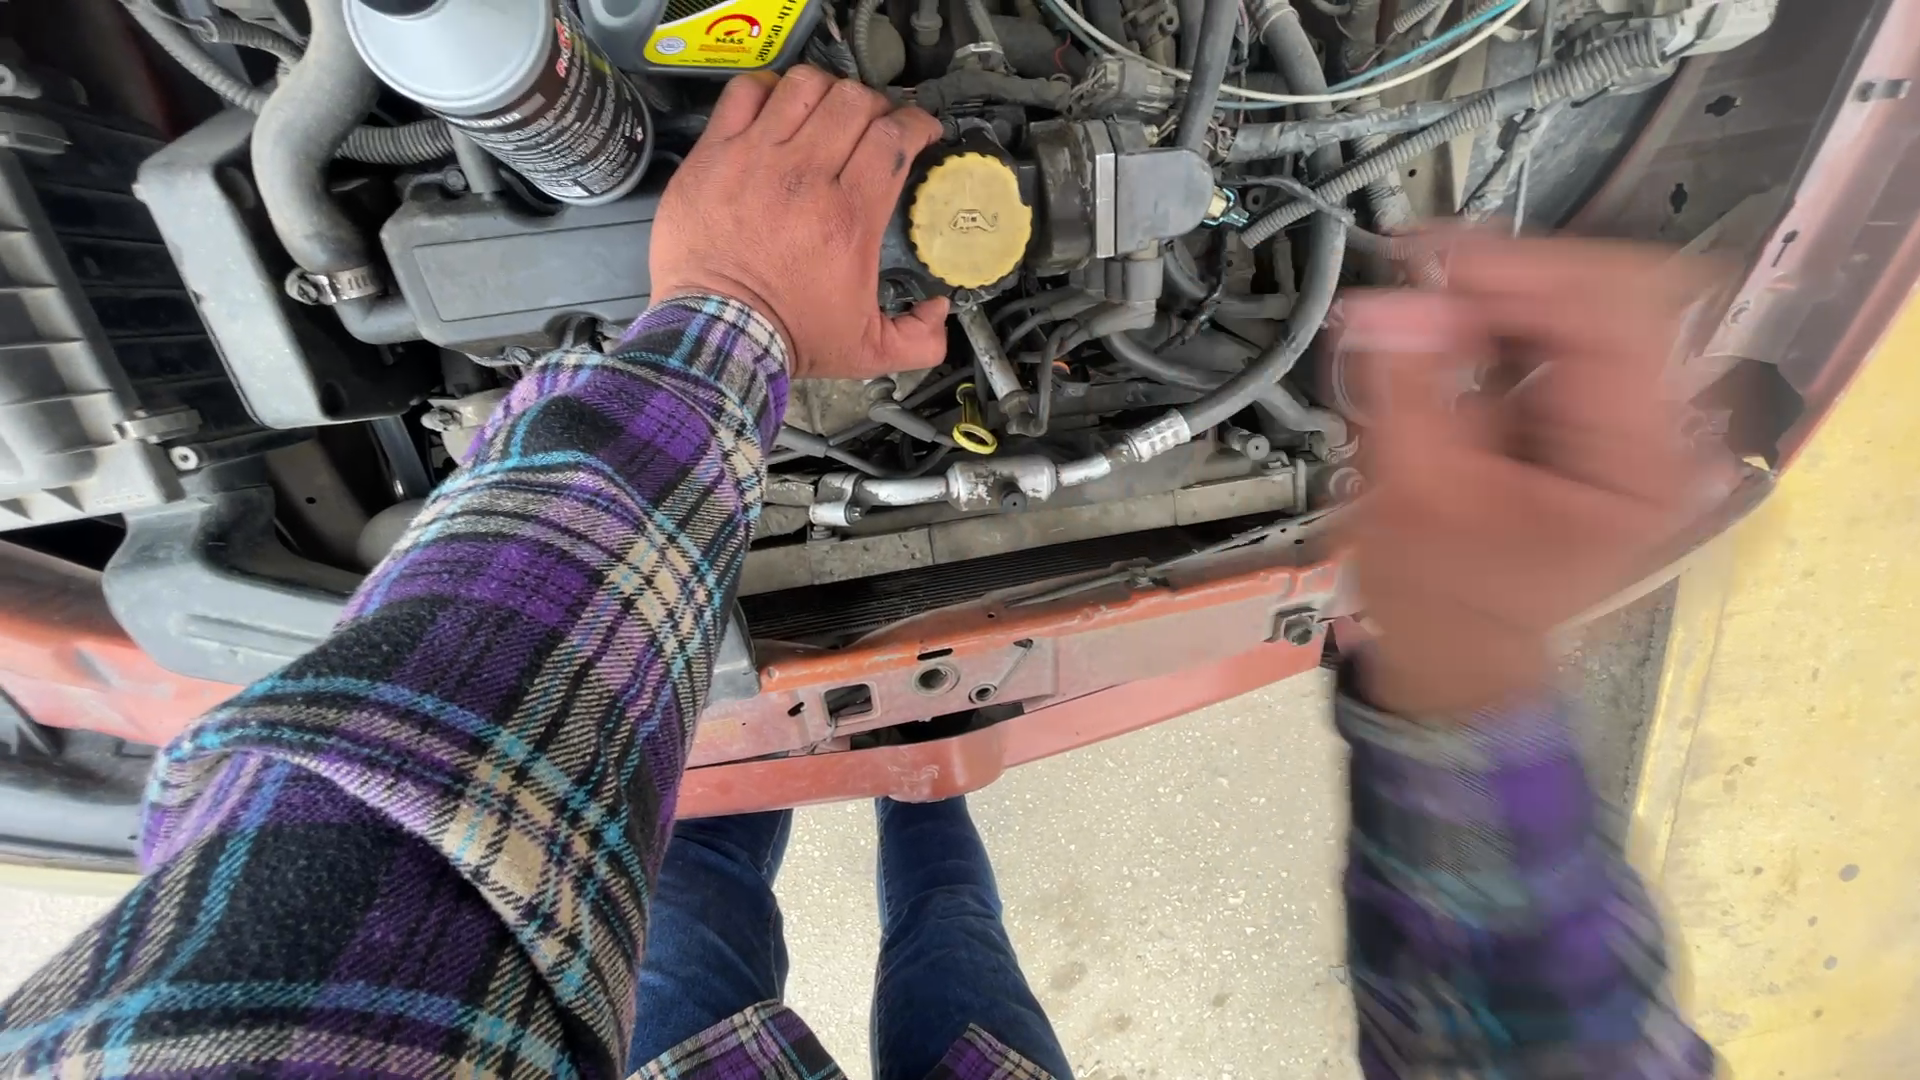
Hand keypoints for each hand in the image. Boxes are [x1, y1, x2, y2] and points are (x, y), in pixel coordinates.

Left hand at [649, 66, 950, 379]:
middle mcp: (805, 178)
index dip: (916, 124)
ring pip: (805, 87)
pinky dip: (770, 90)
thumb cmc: (789, 338)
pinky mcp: (715, 155)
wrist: (719, 336)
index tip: (921, 132)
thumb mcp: (869, 352)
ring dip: (828, 93)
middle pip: (854, 103)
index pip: (893, 139)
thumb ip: (919, 339)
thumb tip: (940, 311)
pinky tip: (779, 110)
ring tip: (831, 114)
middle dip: (877, 107)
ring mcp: (756, 159)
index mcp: (849, 218)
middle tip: (877, 127)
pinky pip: (747, 92)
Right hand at [1338, 233, 1716, 714]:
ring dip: (1496, 308)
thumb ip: (1403, 389)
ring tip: (1421, 323)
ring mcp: (1627, 430)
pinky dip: (1494, 337)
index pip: (1611, 305)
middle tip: (1419, 287)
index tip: (1427, 257)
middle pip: (1607, 298)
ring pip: (1581, 318)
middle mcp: (1656, 432)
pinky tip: (1442, 352)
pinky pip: (1555, 352)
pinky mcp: (1590, 431)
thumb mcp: (1408, 493)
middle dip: (1505, 283)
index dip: (1516, 266)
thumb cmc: (1438, 598)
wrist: (1452, 651)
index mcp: (1637, 454)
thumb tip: (1385, 303)